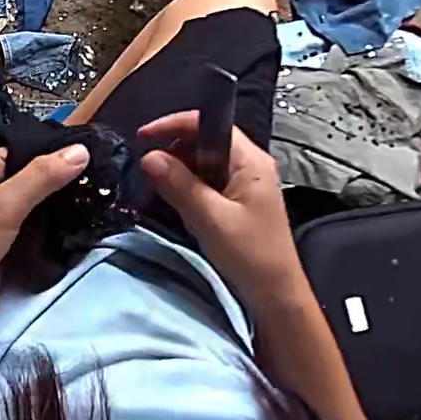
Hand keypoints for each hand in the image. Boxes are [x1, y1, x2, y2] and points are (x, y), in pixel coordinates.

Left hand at [0, 143, 90, 315]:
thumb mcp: (5, 203)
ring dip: (65, 203)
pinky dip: (58, 224)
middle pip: (38, 174)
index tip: (99, 153)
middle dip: (67, 178)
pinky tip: (86, 221)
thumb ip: (43, 176)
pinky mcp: (12, 239)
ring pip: (42, 201)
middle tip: (107, 177)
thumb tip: (83, 149)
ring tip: (103, 196)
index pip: (29, 147)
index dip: (60, 150)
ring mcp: (2, 213)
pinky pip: (40, 224)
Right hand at [138, 111, 306, 304]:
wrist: (275, 295)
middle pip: (204, 141)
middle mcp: (249, 166)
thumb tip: (149, 158)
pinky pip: (206, 184)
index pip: (211, 124)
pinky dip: (187, 188)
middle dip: (173, 150)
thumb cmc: (251, 256)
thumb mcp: (210, 219)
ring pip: (202, 164)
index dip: (175, 125)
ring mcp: (243, 185)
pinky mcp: (236, 203)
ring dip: (178, 171)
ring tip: (157, 187)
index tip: (144, 138)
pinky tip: (175, 203)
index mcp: (250, 161)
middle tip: (148, 170)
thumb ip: (179, 186)